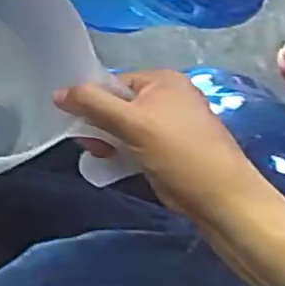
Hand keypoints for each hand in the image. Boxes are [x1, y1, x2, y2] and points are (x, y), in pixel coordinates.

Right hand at [55, 70, 284, 285]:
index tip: (82, 123)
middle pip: (113, 102)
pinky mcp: (169, 148)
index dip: (91, 100)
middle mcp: (167, 96)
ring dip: (106, 139)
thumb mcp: (131, 124)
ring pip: (119, 124)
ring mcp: (169, 123)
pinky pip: (132, 141)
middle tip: (93, 144)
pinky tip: (114, 163)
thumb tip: (58, 93)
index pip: (109, 81)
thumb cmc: (181, 155)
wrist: (226, 205)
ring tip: (103, 155)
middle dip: (97, 123)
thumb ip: (91, 103)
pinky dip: (119, 150)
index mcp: (162, 80)